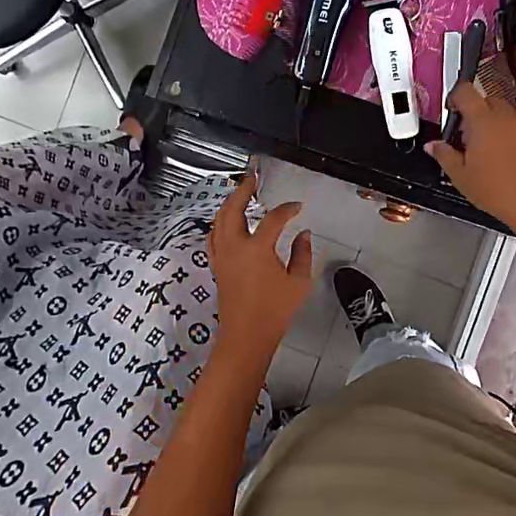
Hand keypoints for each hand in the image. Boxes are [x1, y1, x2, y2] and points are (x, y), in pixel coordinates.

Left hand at [208, 171, 313, 353]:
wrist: (246, 336)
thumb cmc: (274, 311)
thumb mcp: (298, 282)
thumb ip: (302, 253)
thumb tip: (302, 234)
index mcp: (257, 249)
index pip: (273, 219)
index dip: (287, 209)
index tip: (297, 207)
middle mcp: (235, 247)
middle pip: (233, 209)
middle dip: (243, 190)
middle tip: (252, 179)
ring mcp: (222, 256)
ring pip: (219, 220)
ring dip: (229, 204)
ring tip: (240, 194)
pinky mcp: (216, 265)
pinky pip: (214, 236)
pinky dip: (220, 223)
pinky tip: (226, 222)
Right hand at [426, 82, 515, 234]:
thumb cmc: (504, 193)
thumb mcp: (461, 177)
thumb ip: (444, 155)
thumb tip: (434, 146)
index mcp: (483, 122)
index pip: (465, 92)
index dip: (454, 97)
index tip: (451, 107)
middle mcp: (507, 119)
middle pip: (488, 101)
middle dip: (476, 114)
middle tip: (467, 136)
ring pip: (507, 117)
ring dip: (496, 127)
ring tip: (488, 155)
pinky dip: (515, 139)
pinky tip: (509, 162)